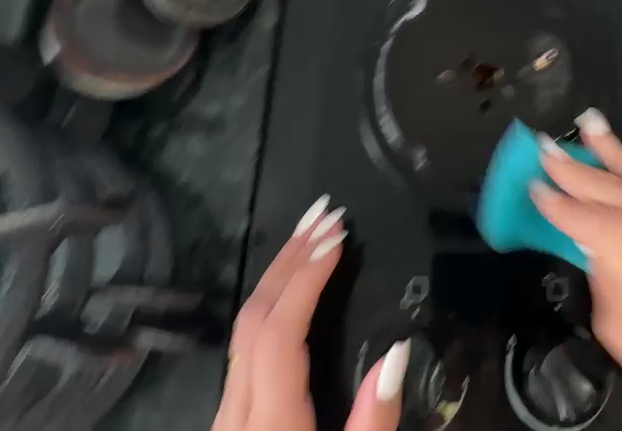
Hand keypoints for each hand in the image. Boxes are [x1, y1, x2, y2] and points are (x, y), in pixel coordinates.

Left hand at [215, 197, 408, 430]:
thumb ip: (373, 424)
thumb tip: (397, 352)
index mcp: (269, 426)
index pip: (280, 331)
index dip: (306, 275)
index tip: (338, 233)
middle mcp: (234, 415)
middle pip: (252, 318)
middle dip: (289, 257)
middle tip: (325, 212)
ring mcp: (224, 422)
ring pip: (242, 330)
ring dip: (278, 276)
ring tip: (312, 239)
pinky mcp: (227, 427)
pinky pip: (244, 349)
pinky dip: (271, 306)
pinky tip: (292, 297)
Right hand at [531, 110, 621, 430]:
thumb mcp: (615, 326)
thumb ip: (601, 276)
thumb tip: (601, 252)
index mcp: (621, 241)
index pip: (573, 212)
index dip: (549, 199)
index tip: (531, 183)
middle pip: (601, 182)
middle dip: (569, 164)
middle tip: (544, 144)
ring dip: (609, 147)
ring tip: (589, 122)